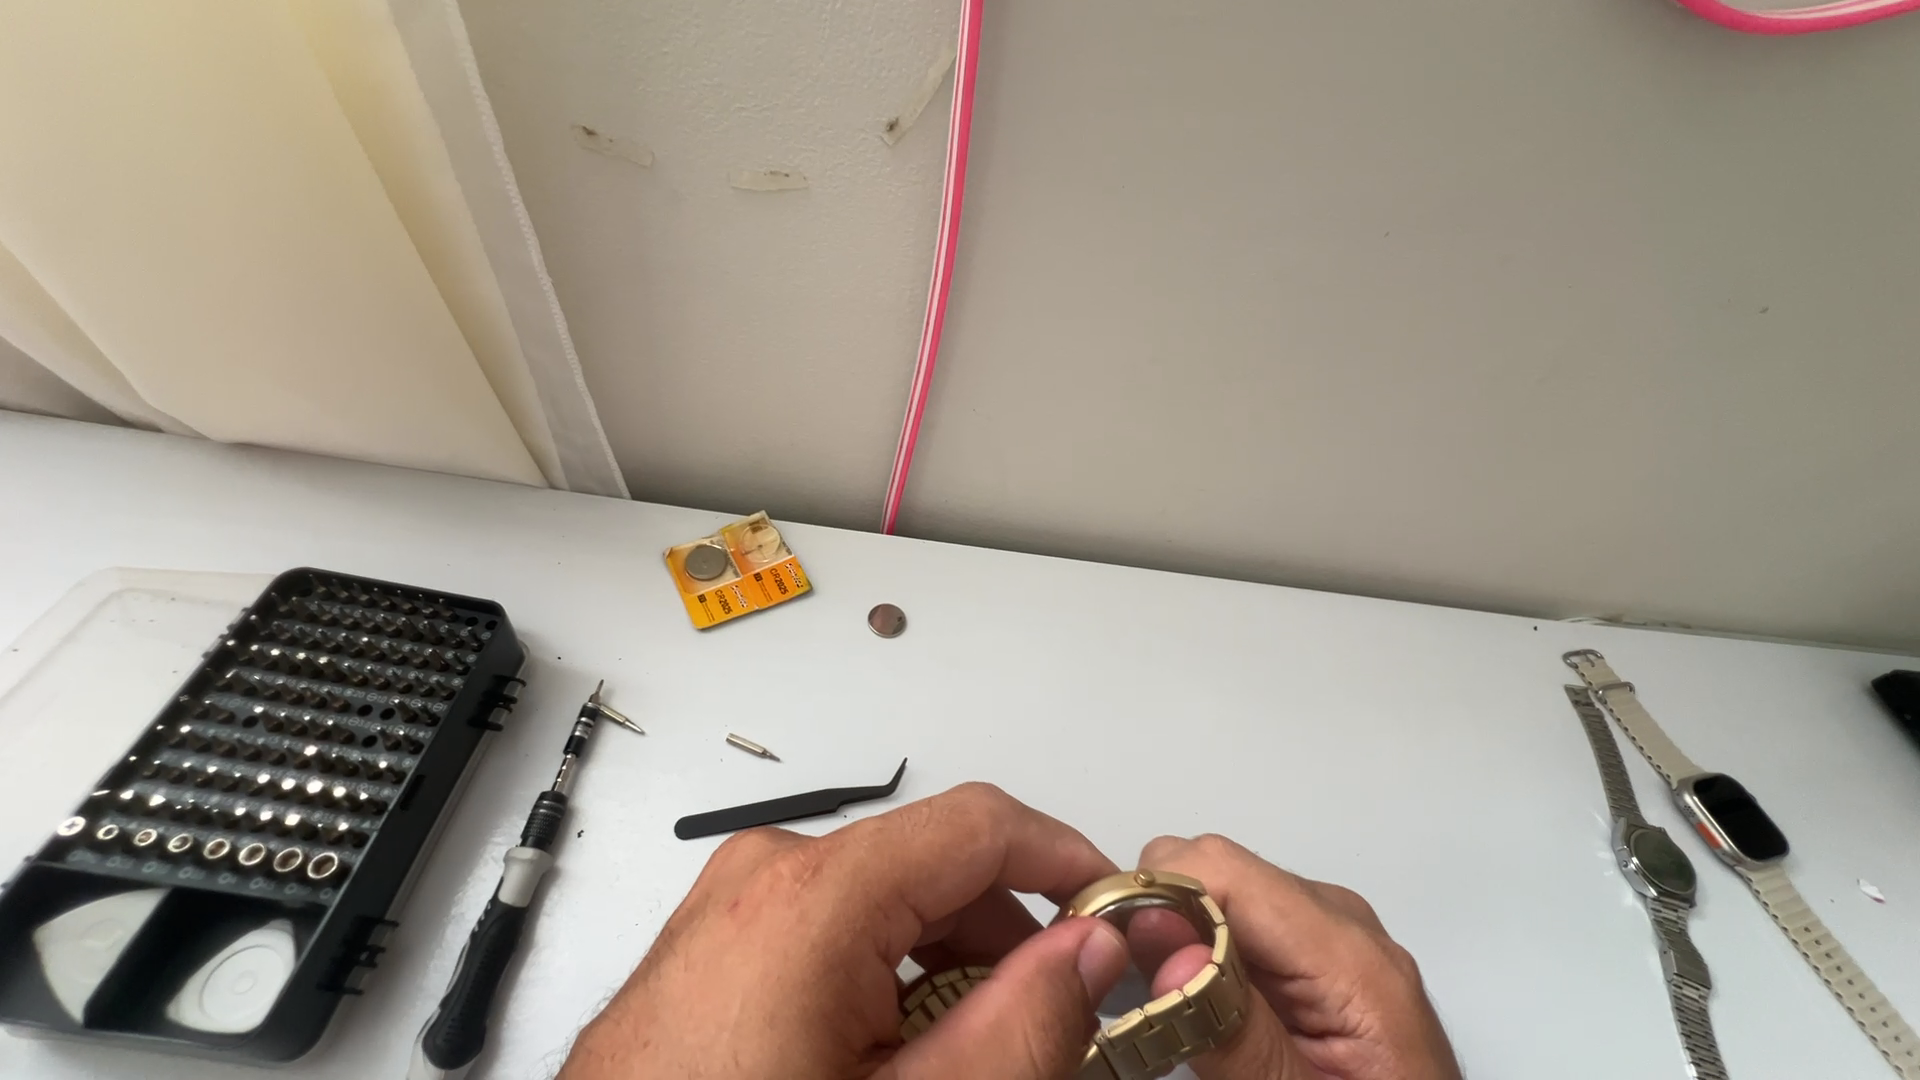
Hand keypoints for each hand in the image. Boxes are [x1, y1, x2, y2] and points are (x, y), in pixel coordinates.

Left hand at [558, 783, 1128, 1079]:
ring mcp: (738, 898)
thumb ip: (1021, 1026)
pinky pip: (837, 924)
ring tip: (970, 1049)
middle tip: (1050, 1013)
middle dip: (1007, 933)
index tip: (1112, 905)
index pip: (978, 823)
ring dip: (950, 961)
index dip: (1062, 856)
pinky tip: (900, 1047)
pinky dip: (891, 972)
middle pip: (935, 865)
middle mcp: (771, 870)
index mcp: (815, 894)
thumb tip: (1093, 948)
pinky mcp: (723, 933)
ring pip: (889, 897)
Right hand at [1131, 835, 1460, 1079]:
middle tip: (1143, 993)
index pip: (1221, 867)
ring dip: (1175, 925)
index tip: (1115, 950)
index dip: (1156, 893)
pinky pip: (1234, 906)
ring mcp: (1328, 925)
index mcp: (1349, 956)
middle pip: (1214, 862)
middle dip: (1159, 909)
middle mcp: (1339, 918)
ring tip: (1172, 1004)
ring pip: (1215, 877)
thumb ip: (1232, 1033)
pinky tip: (1202, 997)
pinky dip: (1198, 937)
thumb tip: (1154, 932)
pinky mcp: (1313, 941)